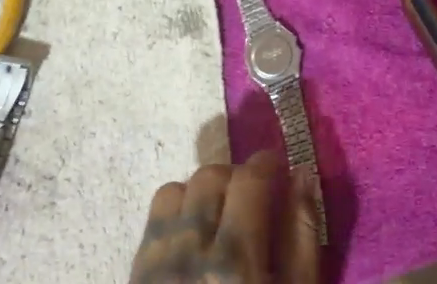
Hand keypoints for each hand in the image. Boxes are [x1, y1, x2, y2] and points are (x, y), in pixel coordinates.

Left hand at [130, 151, 319, 282]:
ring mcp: (156, 266)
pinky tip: (193, 240)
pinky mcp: (135, 278)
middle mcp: (189, 254)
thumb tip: (300, 177)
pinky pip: (152, 223)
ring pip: (173, 191)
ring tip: (219, 215)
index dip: (267, 163)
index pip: (248, 179)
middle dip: (234, 175)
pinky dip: (175, 216)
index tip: (278, 168)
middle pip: (208, 176)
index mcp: (235, 262)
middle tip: (253, 195)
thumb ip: (301, 236)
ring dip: (200, 192)